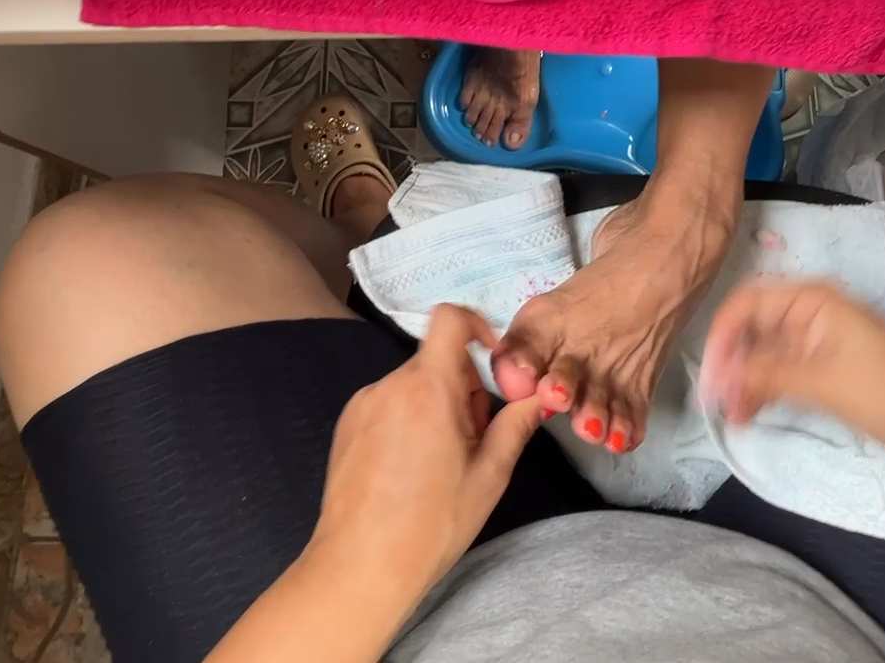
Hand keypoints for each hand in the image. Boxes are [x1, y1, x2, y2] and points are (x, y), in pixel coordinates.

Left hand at [311, 305, 541, 597]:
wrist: (359, 566)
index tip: (491, 359)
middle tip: (471, 439)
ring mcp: (363, 401)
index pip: (449, 319)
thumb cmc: (433, 523)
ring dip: (434, 403)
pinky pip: (388, 402)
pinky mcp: (346, 422)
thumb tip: (538, 395)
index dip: (475, 325)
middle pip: (437, 360)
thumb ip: (515, 425)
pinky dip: (407, 417)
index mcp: (429, 387)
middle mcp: (391, 383)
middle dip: (462, 386)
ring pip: (413, 383)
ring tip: (438, 460)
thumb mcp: (489, 476)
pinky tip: (408, 467)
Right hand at [698, 280, 884, 462]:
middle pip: (752, 328)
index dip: (722, 334)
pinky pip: (778, 372)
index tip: (709, 372)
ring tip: (731, 414)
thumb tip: (715, 381)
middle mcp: (809, 312)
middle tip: (717, 400)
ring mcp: (815, 341)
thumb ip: (765, 375)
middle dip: (730, 362)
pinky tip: (749, 413)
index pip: (747, 302)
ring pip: (762, 353)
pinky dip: (761, 390)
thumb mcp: (823, 382)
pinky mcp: (821, 369)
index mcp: (812, 298)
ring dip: (743, 380)